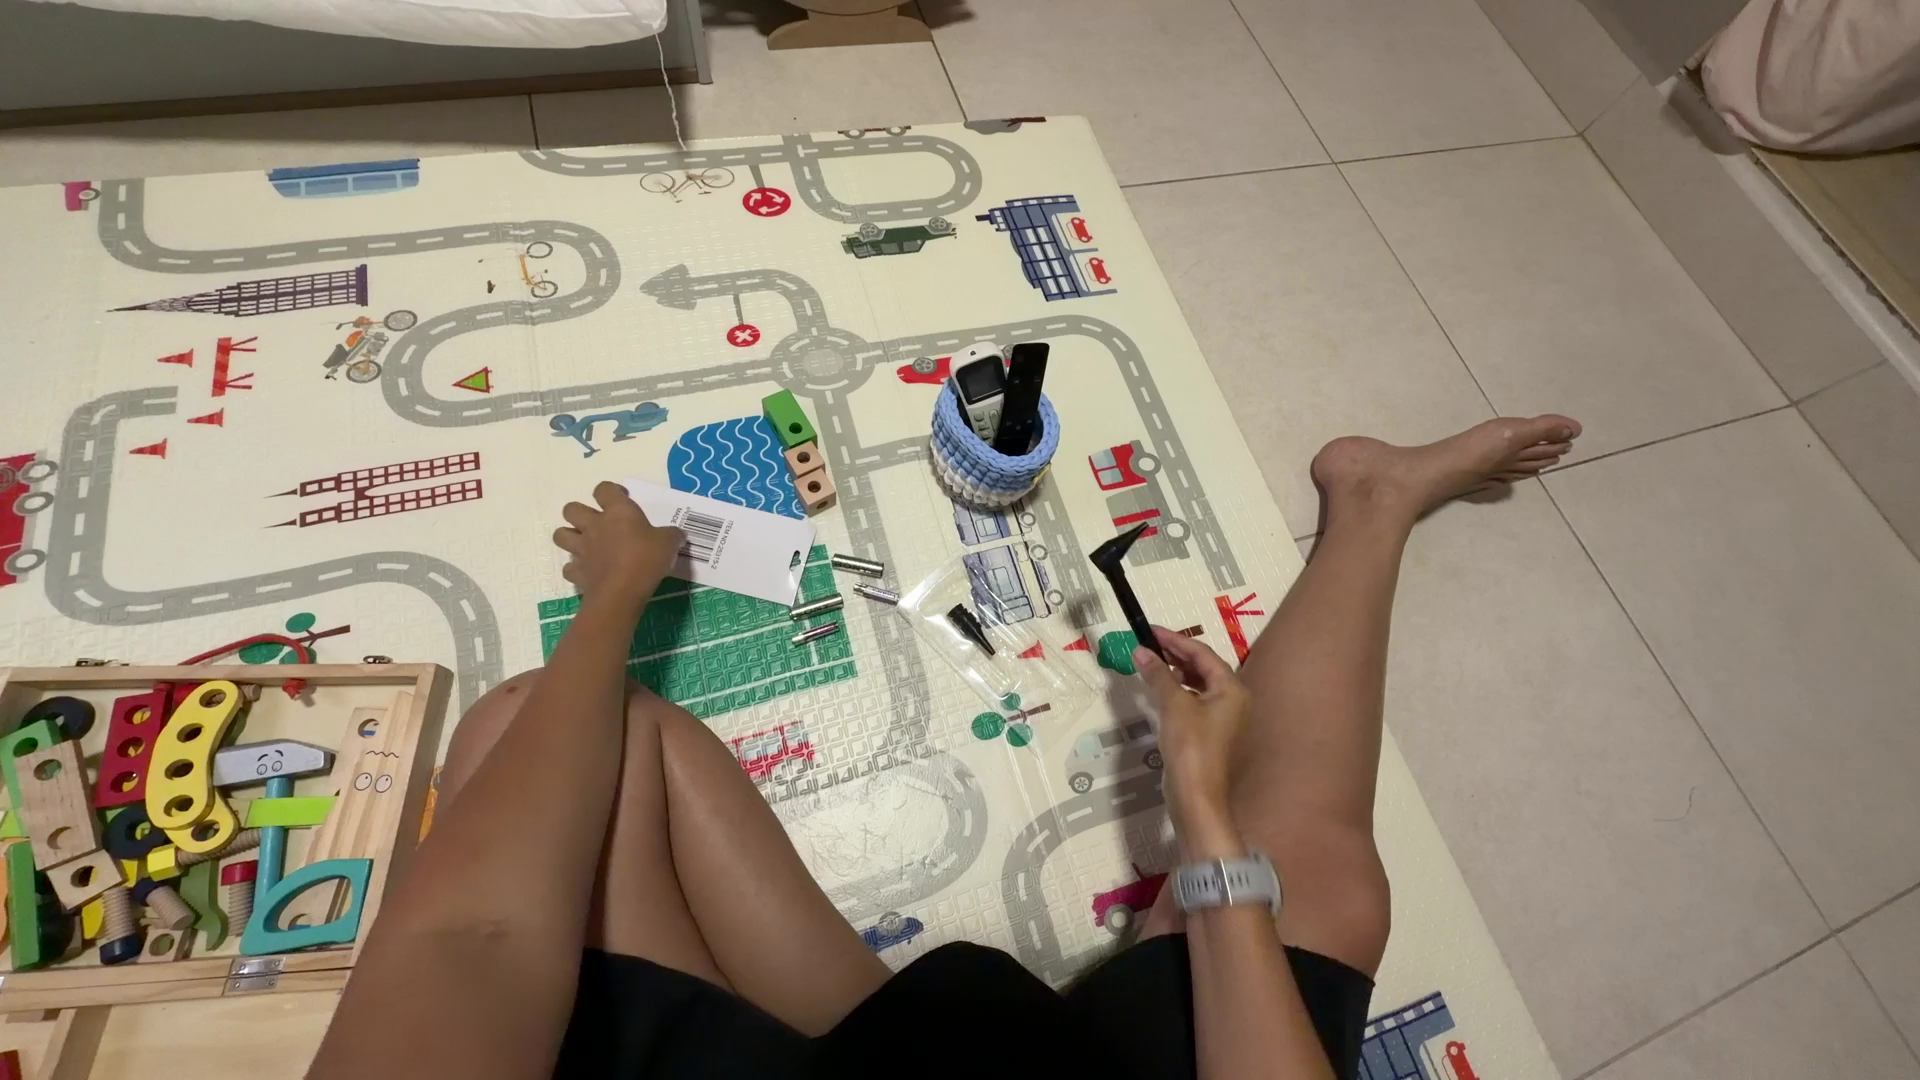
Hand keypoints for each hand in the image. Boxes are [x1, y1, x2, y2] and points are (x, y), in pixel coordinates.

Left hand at [552, 482, 683, 606]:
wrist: (622, 591)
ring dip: (570, 537)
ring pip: (560, 534)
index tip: (622, 498)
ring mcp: (582, 549)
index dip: (611, 491)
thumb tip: (676, 534)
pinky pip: (570, 567)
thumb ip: (672, 535)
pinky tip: (589, 572)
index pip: (604, 489)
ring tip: (586, 544)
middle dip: (580, 513)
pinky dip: (577, 568)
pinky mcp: (577, 572)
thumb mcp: (670, 543)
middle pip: (571, 509)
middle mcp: (594, 526)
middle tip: (598, 523)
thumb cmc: (646, 559)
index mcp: (617, 512)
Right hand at [1134, 628, 1249, 843]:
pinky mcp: (1210, 733)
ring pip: (1198, 684)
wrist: (1197, 797)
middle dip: (1175, 654)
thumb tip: (1141, 651)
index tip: (1150, 630)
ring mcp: (1223, 718)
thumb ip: (1158, 675)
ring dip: (1175, 672)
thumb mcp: (1173, 706)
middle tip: (1148, 643)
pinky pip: (1194, 701)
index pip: (1202, 653)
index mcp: (1231, 689)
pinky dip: (1177, 691)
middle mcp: (1233, 700)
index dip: (1175, 640)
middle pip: (1203, 667)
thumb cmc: (1191, 747)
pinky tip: (1160, 691)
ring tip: (1151, 663)